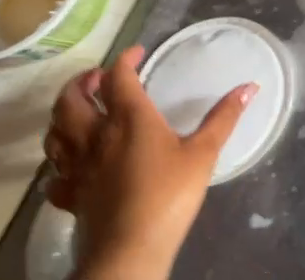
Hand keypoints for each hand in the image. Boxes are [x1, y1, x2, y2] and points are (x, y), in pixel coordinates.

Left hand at [46, 45, 259, 278]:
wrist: (128, 251)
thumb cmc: (168, 195)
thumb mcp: (203, 153)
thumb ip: (224, 118)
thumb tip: (250, 86)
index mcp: (128, 118)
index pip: (117, 77)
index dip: (125, 59)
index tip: (138, 53)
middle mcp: (96, 136)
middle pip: (70, 100)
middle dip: (80, 82)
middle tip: (97, 78)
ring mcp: (77, 168)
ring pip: (55, 133)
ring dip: (63, 116)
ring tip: (80, 111)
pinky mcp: (69, 196)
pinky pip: (54, 174)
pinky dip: (59, 162)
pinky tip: (71, 164)